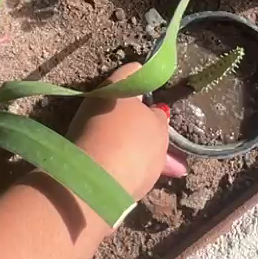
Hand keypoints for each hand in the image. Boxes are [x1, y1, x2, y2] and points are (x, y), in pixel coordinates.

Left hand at [68, 64, 187, 198]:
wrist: (94, 186)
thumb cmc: (132, 145)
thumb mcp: (159, 129)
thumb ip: (159, 117)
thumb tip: (154, 112)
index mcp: (114, 88)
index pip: (134, 72)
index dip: (151, 81)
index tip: (163, 96)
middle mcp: (97, 104)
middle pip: (129, 108)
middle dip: (151, 125)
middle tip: (171, 140)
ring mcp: (88, 130)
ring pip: (124, 134)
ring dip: (145, 147)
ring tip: (172, 169)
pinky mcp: (85, 156)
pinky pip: (115, 153)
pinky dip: (132, 161)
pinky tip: (151, 176)